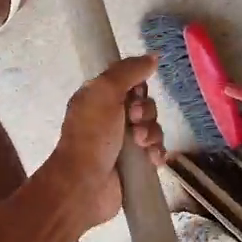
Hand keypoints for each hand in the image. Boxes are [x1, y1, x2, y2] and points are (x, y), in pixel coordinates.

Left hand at [40, 54, 165, 228]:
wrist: (84, 185)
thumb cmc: (91, 134)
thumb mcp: (106, 92)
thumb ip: (129, 71)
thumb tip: (153, 57)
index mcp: (99, 97)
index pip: (129, 82)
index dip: (138, 87)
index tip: (135, 94)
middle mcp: (111, 116)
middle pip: (144, 104)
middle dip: (145, 112)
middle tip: (133, 122)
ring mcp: (123, 142)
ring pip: (152, 127)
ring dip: (151, 133)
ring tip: (140, 144)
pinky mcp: (135, 164)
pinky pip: (155, 150)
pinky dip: (156, 152)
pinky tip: (152, 159)